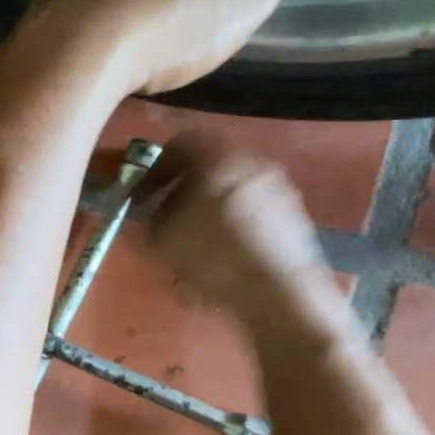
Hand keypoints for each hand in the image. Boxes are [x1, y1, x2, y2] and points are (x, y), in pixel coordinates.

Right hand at [139, 132, 335, 329]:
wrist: (278, 290)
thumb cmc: (212, 257)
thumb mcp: (163, 239)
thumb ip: (151, 217)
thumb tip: (152, 211)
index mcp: (218, 159)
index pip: (179, 145)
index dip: (155, 170)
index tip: (142, 197)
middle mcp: (252, 163)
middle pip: (208, 167)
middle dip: (183, 192)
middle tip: (166, 217)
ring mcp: (278, 188)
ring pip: (230, 191)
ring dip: (207, 211)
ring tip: (193, 245)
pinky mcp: (292, 215)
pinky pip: (250, 212)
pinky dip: (231, 226)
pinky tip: (221, 257)